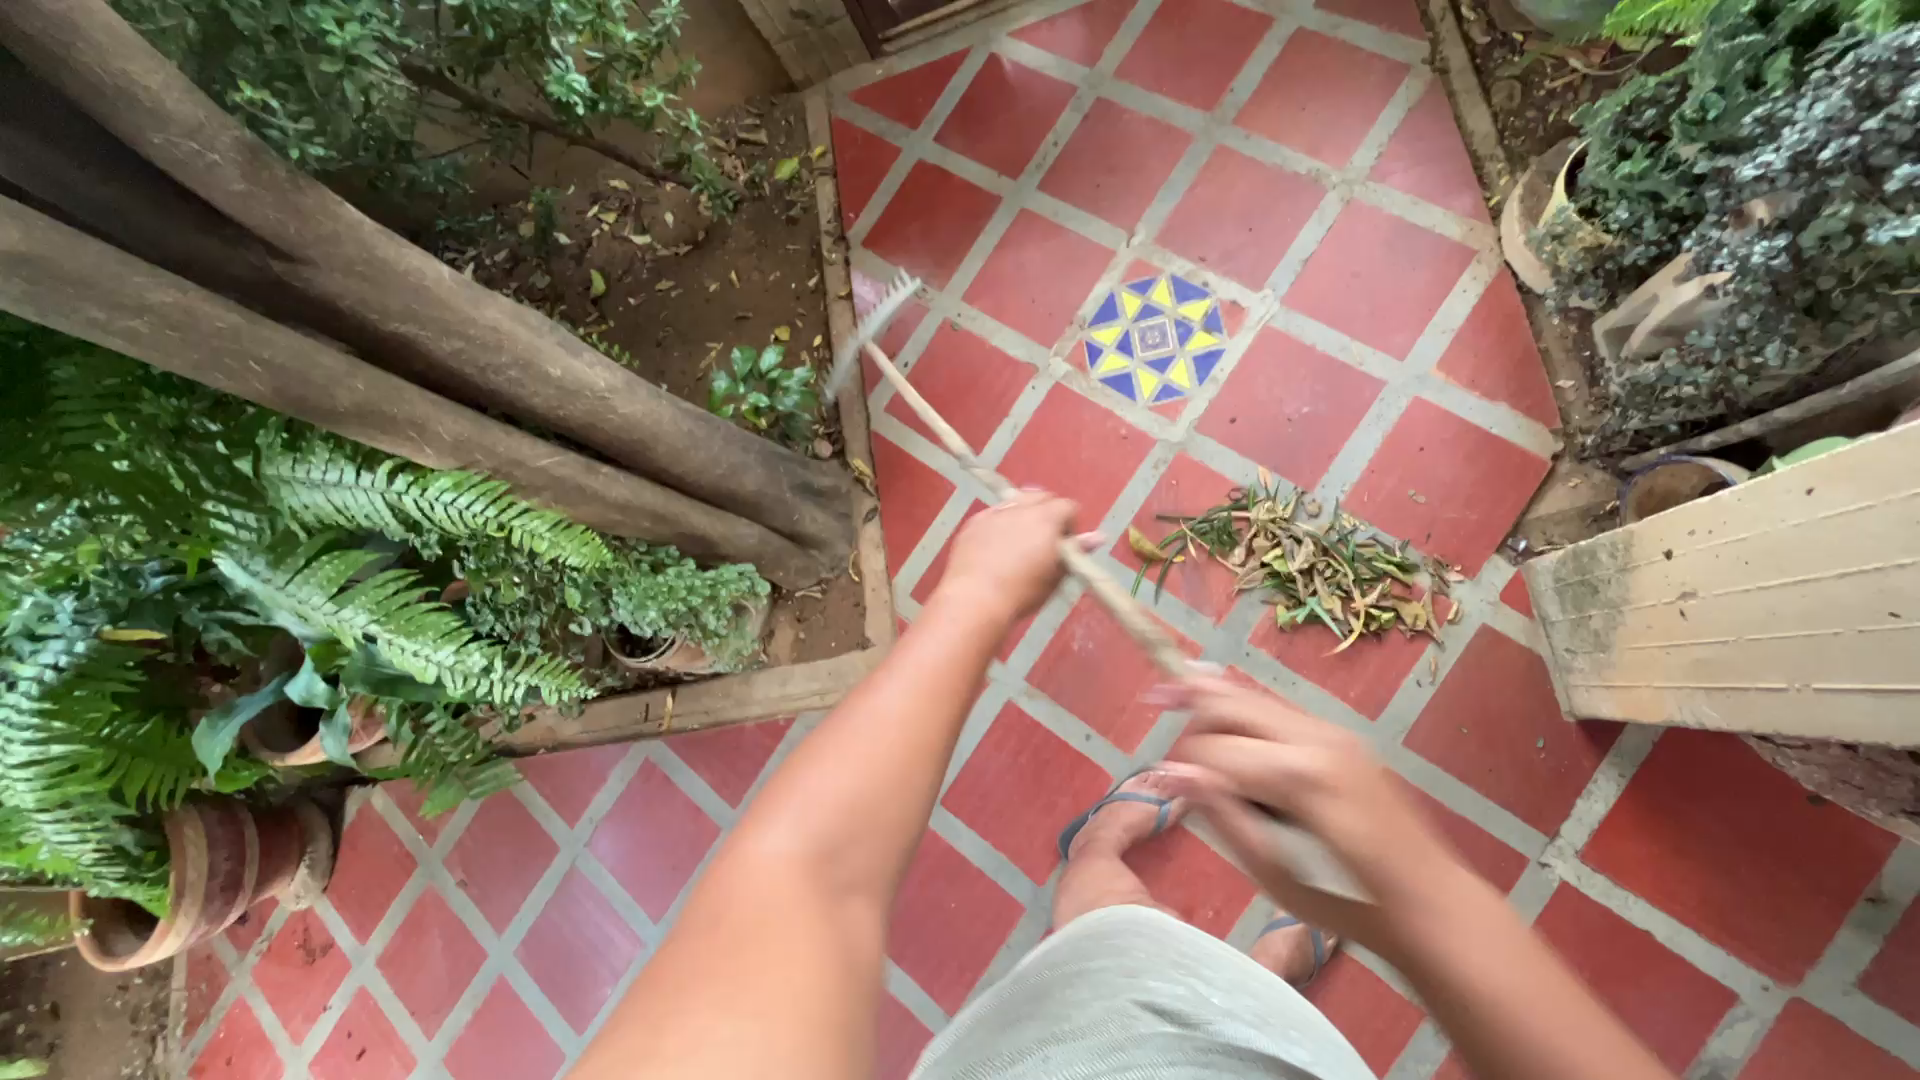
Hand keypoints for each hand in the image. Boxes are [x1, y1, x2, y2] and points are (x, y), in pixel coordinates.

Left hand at [935, 489, 1090, 621]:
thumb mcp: (1056, 576)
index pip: (1068, 506)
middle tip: (1045, 541)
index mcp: (1047, 518)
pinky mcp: (973, 523)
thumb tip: (1098, 536)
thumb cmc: (1023, 592)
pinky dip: (1000, 523)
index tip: (1066, 545)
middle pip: (1041, 496)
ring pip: (1015, 502)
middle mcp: (1021, 508)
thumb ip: (1076, 552)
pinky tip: (996, 546)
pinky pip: (993, 514)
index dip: (1071, 524)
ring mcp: (994, 513)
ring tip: (1020, 541)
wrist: (975, 599)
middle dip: (1048, 512)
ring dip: (1024, 515)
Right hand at [1160, 676, 1471, 951]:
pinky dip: (1248, 709)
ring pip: (1258, 698)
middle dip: (1192, 701)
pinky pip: (1282, 711)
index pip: (1216, 748)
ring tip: (1178, 689)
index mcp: (1297, 775)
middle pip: (1235, 703)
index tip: (1164, 780)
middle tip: (1155, 700)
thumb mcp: (1272, 868)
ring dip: (1219, 699)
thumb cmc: (1345, 901)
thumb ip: (1221, 812)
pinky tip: (1227, 713)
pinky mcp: (1344, 738)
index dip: (1184, 762)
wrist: (1428, 904)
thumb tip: (1172, 772)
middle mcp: (1316, 738)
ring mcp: (1335, 733)